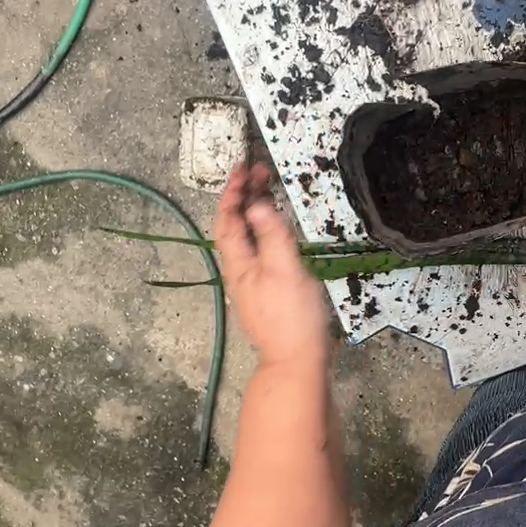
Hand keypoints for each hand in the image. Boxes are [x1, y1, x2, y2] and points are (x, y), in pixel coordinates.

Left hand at [215, 162, 332, 370]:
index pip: (228, 219)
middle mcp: (241, 271)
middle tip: (260, 174)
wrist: (297, 359)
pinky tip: (280, 234)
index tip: (244, 167)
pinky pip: (260, 252)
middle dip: (244, 198)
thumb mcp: (284, 270)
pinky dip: (266, 233)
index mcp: (239, 263)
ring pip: (248, 240)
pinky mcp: (269, 293)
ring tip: (269, 194)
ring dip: (255, 214)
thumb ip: (272, 235)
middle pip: (235, 228)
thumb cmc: (292, 315)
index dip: (233, 191)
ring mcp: (254, 284)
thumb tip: (256, 204)